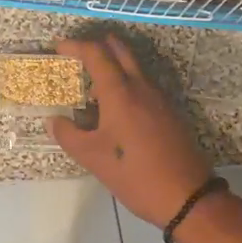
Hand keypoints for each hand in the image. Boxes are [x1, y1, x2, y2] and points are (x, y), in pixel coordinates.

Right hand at [48, 35, 213, 225]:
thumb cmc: (134, 173)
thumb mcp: (93, 158)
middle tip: (79, 54)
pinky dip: (128, 83)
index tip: (59, 48)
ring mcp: (159, 98)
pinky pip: (144, 85)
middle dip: (99, 44)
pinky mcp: (170, 112)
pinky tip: (120, 109)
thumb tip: (53, 120)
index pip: (95, 52)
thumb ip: (68, 135)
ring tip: (96, 86)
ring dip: (114, 65)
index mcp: (119, 91)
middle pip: (119, 49)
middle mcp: (141, 86)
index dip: (75, 45)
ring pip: (134, 67)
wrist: (188, 198)